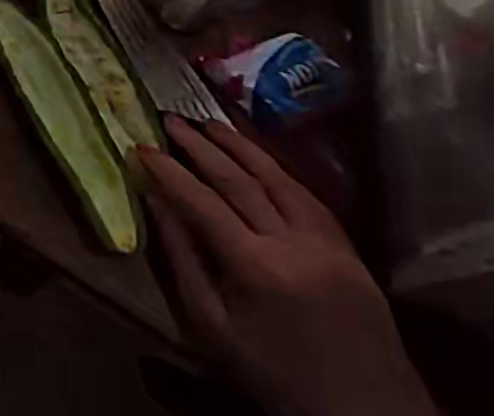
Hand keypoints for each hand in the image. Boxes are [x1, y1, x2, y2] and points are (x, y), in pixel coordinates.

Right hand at [141, 116, 434, 415]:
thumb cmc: (272, 375)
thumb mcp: (210, 324)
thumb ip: (181, 257)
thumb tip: (155, 202)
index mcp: (257, 267)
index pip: (201, 201)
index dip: (167, 170)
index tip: (140, 146)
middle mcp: (297, 247)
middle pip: (242, 183)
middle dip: (201, 148)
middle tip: (170, 120)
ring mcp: (332, 249)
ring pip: (282, 183)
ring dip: (243, 149)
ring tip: (212, 124)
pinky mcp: (353, 256)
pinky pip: (312, 202)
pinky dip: (280, 174)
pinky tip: (260, 161)